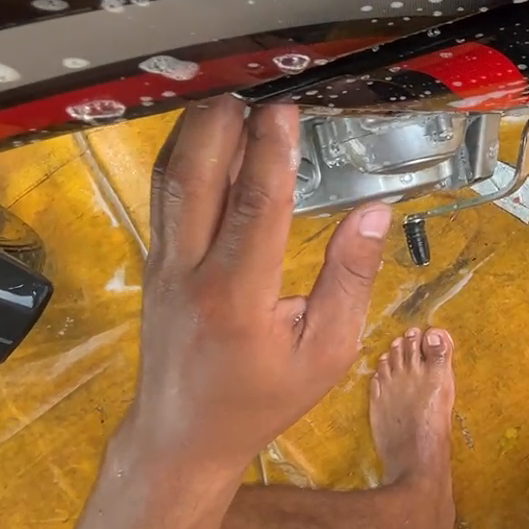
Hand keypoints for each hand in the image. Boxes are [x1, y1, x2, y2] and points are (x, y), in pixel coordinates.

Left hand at [125, 99, 391, 472]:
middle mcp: (189, 272)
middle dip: (220, 128)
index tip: (284, 111)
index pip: (257, 205)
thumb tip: (374, 214)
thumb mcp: (328, 349)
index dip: (271, 153)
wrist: (182, 438)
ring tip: (221, 100)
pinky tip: (197, 141)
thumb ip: (350, 278)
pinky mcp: (153, 268)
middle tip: (247, 90)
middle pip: (195, 180)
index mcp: (239, 294)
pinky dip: (179, 161)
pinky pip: (163, 201)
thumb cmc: (264, 396)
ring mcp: (162, 267)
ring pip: (169, 185)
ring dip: (193, 137)